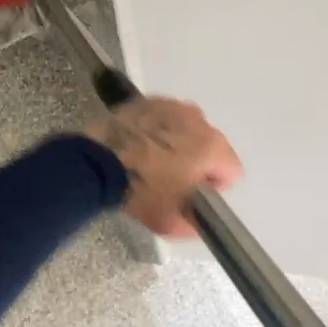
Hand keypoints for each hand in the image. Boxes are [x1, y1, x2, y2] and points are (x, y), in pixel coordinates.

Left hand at [85, 97, 241, 238]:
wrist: (96, 159)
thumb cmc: (139, 188)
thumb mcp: (167, 221)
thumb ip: (191, 226)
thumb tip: (196, 224)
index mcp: (213, 147)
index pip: (231, 171)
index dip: (213, 187)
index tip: (192, 195)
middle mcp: (198, 120)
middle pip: (209, 148)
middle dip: (195, 164)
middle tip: (169, 180)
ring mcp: (171, 106)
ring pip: (186, 130)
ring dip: (177, 144)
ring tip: (151, 161)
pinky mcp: (147, 101)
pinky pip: (163, 118)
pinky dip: (156, 130)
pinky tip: (139, 144)